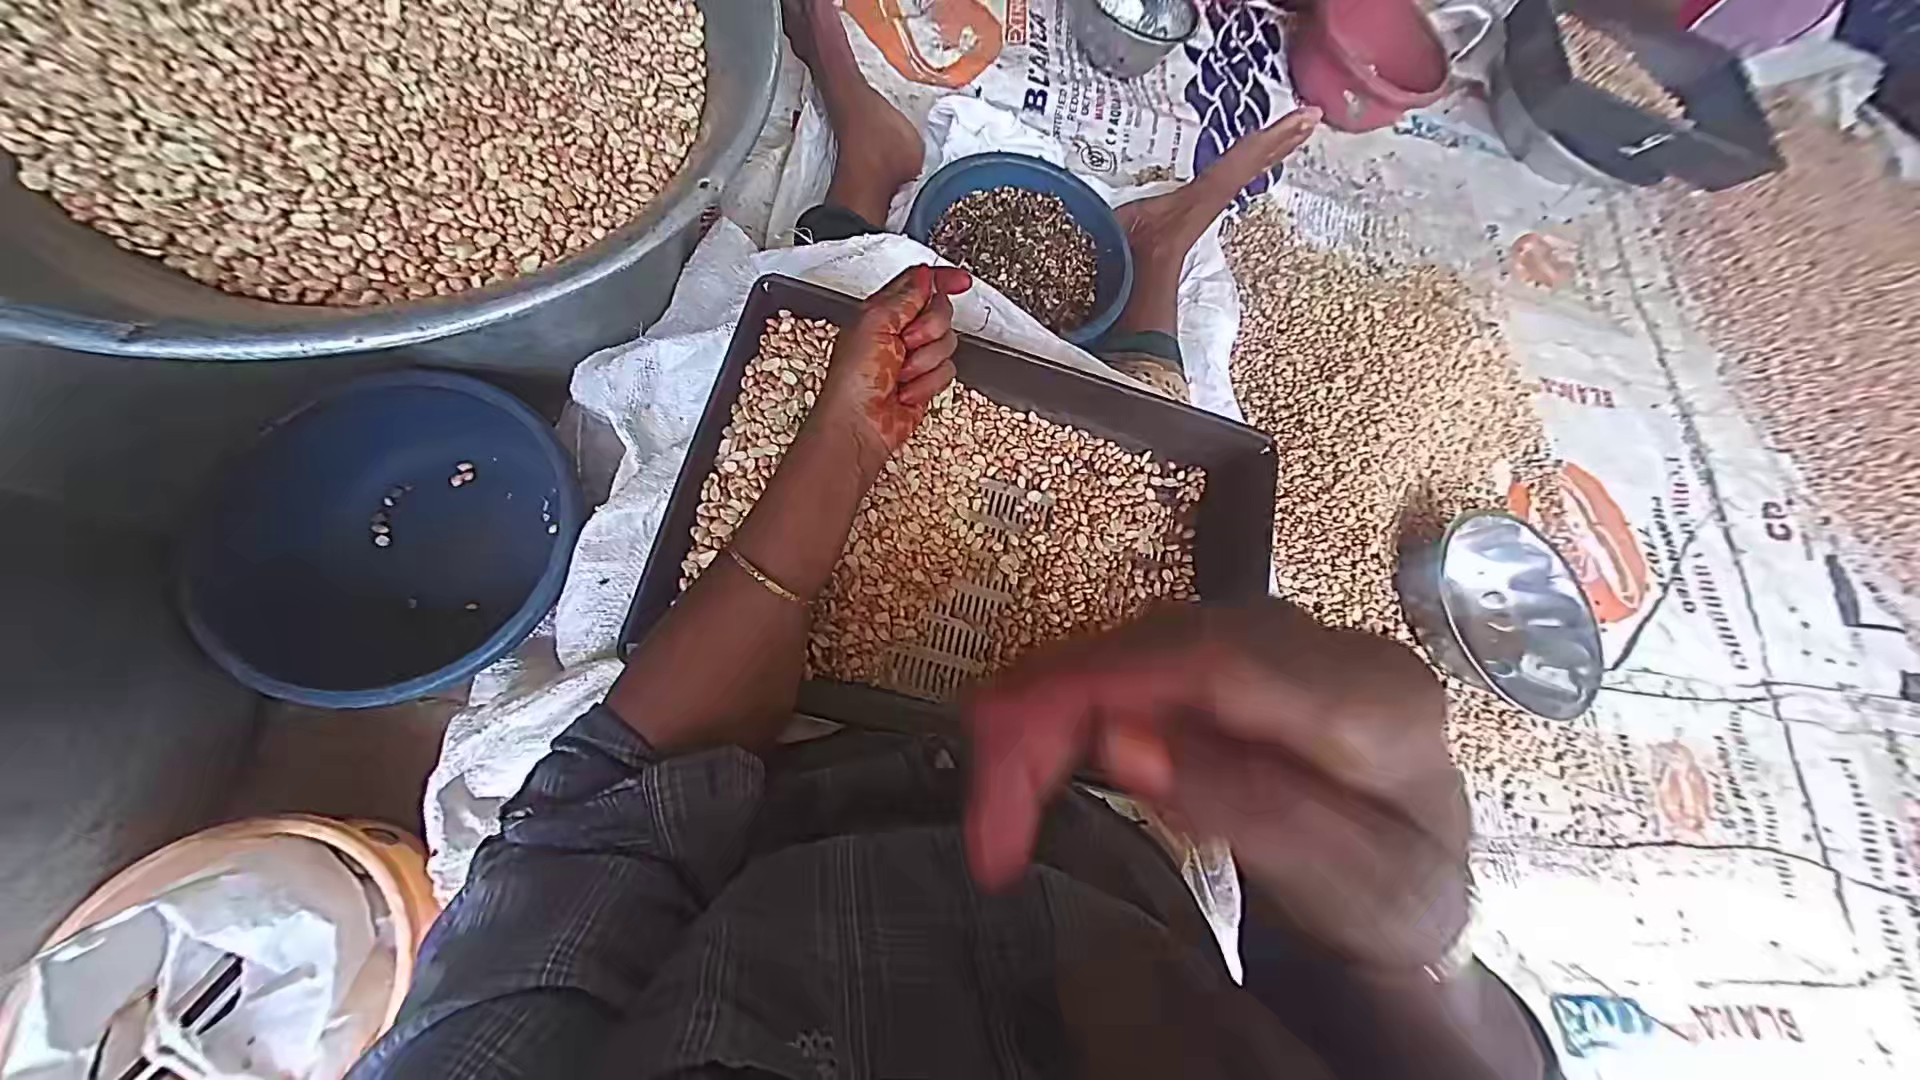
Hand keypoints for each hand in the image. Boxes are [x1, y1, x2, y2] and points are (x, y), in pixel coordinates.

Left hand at [811, 264, 972, 472]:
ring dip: (925, 361)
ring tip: (900, 374)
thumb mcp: (874, 323)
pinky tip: (907, 391)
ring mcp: (915, 359)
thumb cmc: (854, 380)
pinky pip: (947, 371)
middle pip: (940, 313)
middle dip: (928, 329)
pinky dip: (928, 383)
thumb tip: (926, 276)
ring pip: (947, 344)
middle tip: (907, 343)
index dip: (942, 280)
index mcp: (883, 311)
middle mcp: (900, 333)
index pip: (920, 284)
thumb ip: (905, 296)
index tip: (961, 281)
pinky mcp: (926, 382)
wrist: (859, 425)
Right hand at [964, 599, 1469, 971]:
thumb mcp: (1345, 882)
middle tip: (989, 808)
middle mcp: (1307, 643)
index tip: (1017, 743)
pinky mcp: (1215, 648)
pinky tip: (1029, 743)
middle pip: (1149, 653)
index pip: (1214, 665)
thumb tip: (1122, 739)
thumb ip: (1247, 807)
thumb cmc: (1385, 889)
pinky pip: (1121, 661)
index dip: (1102, 689)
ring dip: (1043, 714)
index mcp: (1369, 695)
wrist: (1400, 863)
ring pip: (1120, 650)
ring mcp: (1256, 637)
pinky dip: (1063, 705)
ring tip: (998, 796)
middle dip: (1049, 715)